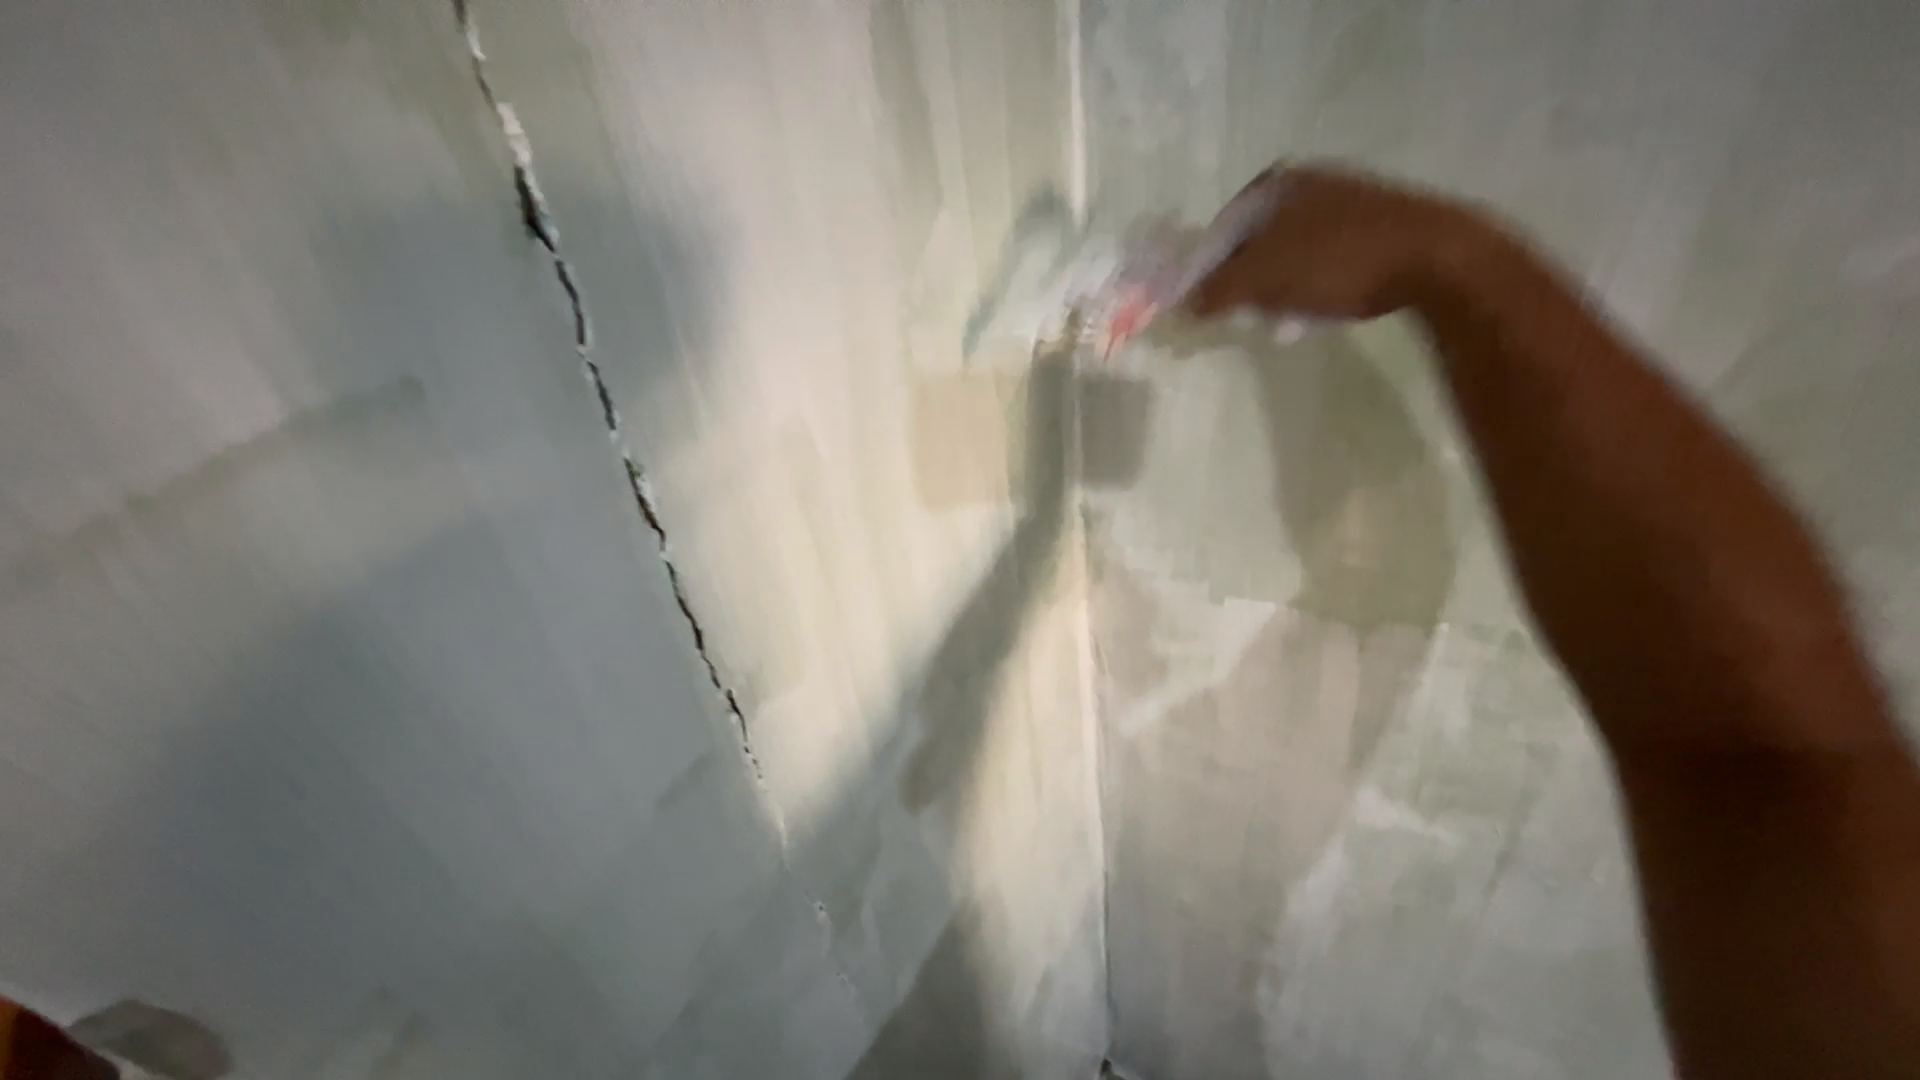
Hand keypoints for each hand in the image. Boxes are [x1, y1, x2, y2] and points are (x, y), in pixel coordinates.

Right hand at [1184, 163, 1473, 321]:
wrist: (1436, 258)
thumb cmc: (1336, 261)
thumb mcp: (1264, 279)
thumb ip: (1218, 291)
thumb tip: (1187, 306)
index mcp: (1276, 183)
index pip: (1221, 230)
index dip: (1207, 271)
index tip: (1207, 306)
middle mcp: (1309, 182)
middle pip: (1256, 241)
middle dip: (1245, 281)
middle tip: (1244, 315)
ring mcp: (1347, 200)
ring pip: (1291, 252)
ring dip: (1278, 287)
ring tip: (1282, 320)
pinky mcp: (1377, 225)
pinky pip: (1325, 258)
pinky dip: (1312, 284)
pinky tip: (1320, 310)